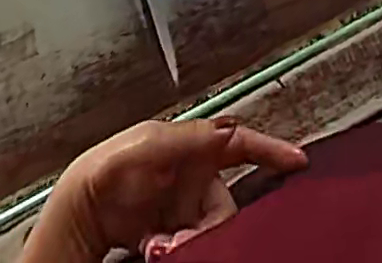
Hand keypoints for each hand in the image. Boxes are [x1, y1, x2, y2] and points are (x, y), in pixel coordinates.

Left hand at [23, 118, 306, 262]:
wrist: (81, 210)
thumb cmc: (111, 165)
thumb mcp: (148, 143)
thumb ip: (189, 138)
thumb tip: (229, 130)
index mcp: (194, 146)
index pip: (240, 143)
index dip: (271, 150)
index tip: (299, 161)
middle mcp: (195, 177)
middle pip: (228, 203)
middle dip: (214, 225)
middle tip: (183, 240)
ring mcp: (186, 209)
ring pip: (215, 230)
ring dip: (196, 242)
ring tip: (160, 247)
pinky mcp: (175, 235)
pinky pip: (198, 245)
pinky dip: (182, 252)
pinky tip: (157, 249)